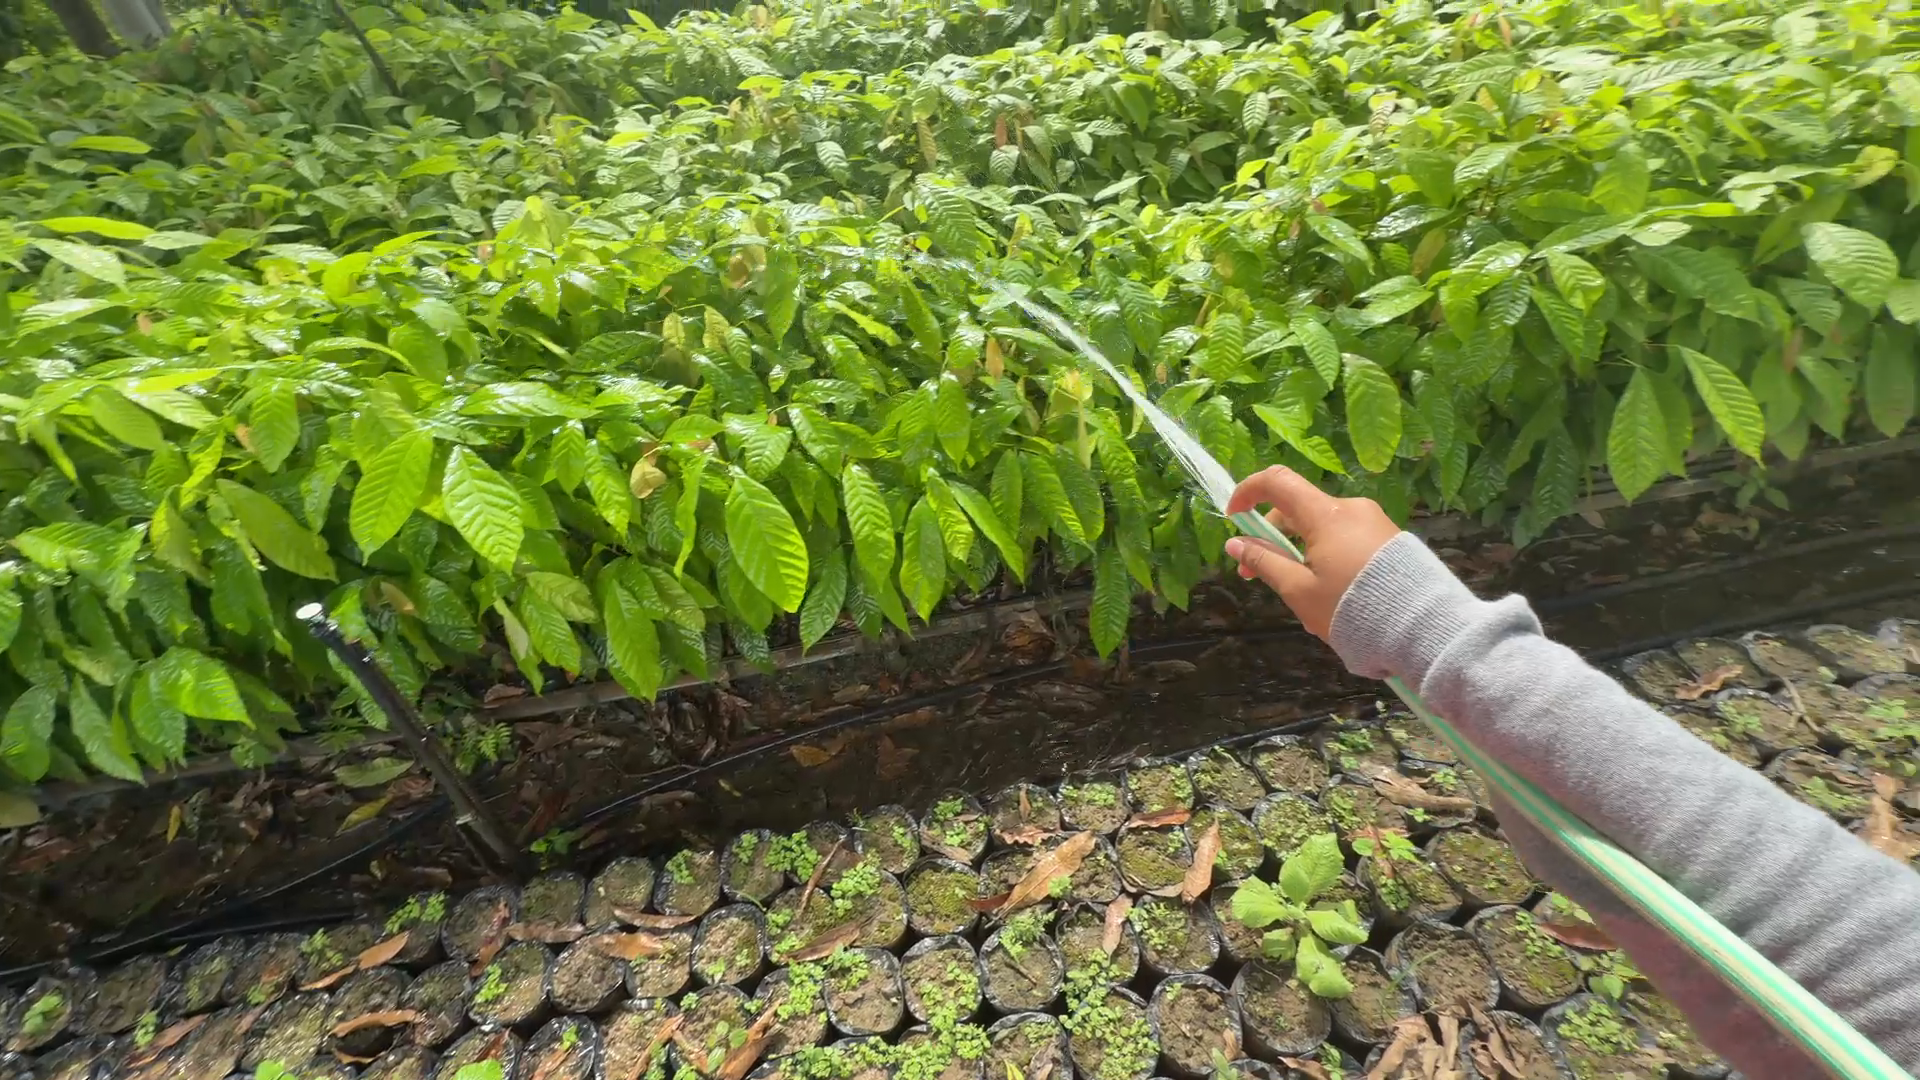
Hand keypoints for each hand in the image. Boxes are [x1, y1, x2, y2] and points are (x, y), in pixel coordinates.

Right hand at [1222, 466, 1400, 642]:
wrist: (1425, 629)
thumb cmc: (1352, 608)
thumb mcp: (1298, 590)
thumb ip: (1263, 562)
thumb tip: (1235, 544)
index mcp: (1326, 515)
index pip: (1277, 481)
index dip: (1248, 491)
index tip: (1233, 516)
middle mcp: (1352, 509)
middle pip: (1297, 509)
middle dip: (1270, 536)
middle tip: (1255, 575)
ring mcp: (1374, 522)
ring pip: (1320, 526)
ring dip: (1297, 549)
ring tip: (1296, 591)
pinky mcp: (1389, 539)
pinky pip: (1344, 537)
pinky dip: (1323, 553)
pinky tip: (1326, 590)